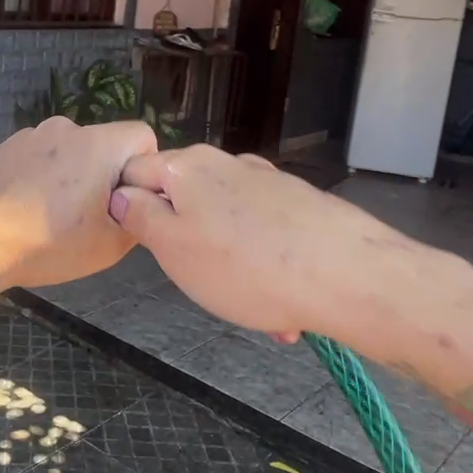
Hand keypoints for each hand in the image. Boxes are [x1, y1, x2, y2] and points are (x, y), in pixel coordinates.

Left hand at [0, 117, 157, 291]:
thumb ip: (138, 218)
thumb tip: (138, 203)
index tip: (126, 202)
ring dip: (72, 178)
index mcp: (97, 143)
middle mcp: (65, 128)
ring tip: (52, 219)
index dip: (143, 170)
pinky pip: (39, 159)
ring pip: (70, 153)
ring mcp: (29, 135)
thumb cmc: (46, 243)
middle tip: (90, 218)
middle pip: (104, 145)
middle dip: (106, 176)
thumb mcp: (109, 245)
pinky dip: (41, 178)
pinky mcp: (3, 148)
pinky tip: (24, 211)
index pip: (142, 137)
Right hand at [107, 146, 438, 340]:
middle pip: (184, 197)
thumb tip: (121, 194)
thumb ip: (140, 216)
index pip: (135, 172)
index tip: (146, 245)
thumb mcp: (172, 247)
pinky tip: (282, 305)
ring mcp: (268, 181)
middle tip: (197, 283)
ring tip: (251, 308)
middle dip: (185, 240)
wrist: (351, 277)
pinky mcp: (302, 203)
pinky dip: (263, 264)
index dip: (130, 207)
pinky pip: (265, 235)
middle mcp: (226, 164)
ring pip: (227, 222)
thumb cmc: (245, 267)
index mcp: (186, 168)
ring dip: (227, 262)